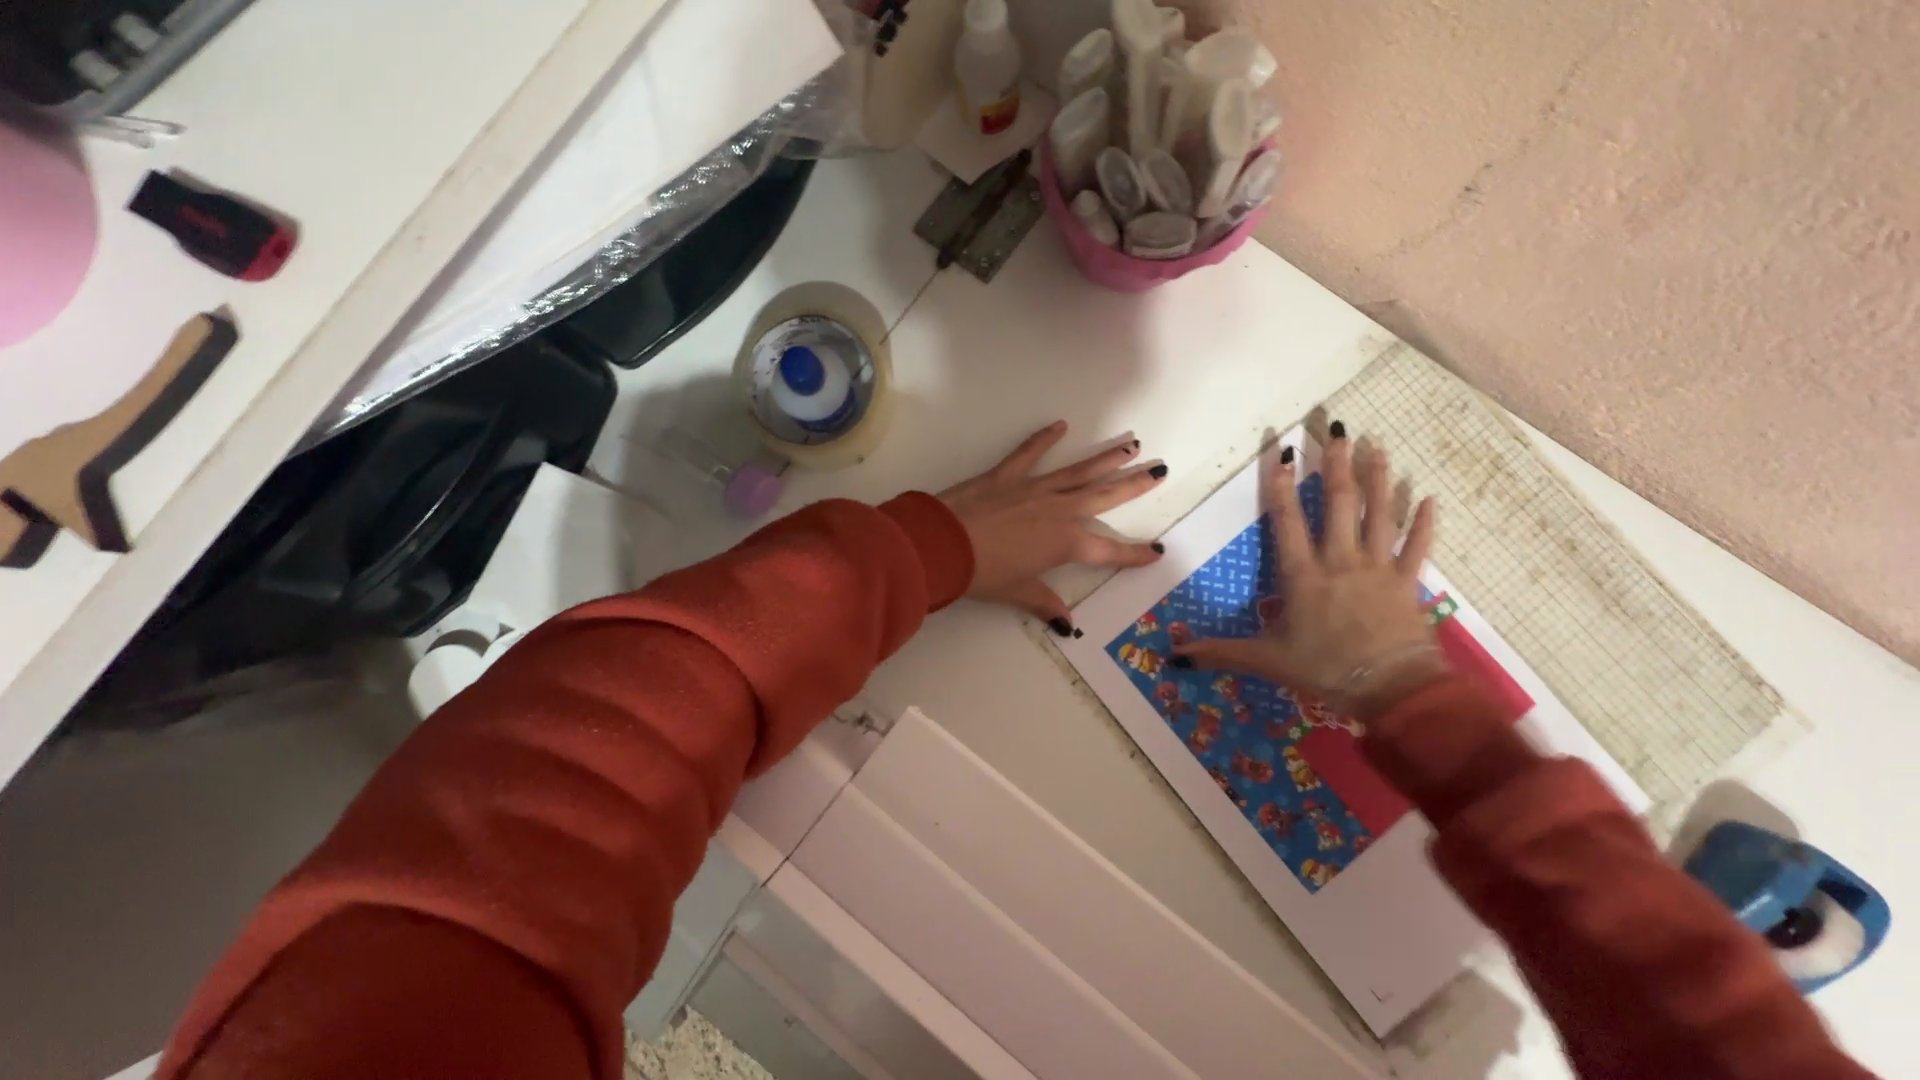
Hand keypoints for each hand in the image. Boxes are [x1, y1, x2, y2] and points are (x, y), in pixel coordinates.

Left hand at [941, 421, 1166, 629]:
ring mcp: (1034, 489)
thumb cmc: (982, 574)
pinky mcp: (1006, 475)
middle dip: (1133, 485)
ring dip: (1106, 458)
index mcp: (1064, 543)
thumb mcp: (1016, 593)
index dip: (1133, 554)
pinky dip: (1044, 439)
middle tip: (1159, 471)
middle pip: (1103, 497)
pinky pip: (1029, 453)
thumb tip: (1065, 624)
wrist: (942, 544)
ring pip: (1078, 472)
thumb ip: (1044, 603)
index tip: (1157, 551)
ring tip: (1131, 446)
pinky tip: (1061, 425)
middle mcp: (1058, 512)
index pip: (1107, 552)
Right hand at [1176, 428, 1446, 718]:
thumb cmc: (1324, 671)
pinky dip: (1424, 522)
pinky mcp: (1408, 582)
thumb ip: (1220, 652)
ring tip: (1376, 445)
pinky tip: (1430, 496)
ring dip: (1378, 478)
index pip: (1287, 521)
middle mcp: (1339, 560)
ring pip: (1378, 514)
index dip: (1283, 486)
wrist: (1391, 688)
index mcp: (1302, 575)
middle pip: (1338, 503)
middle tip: (1336, 429)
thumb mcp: (1266, 660)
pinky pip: (1417, 546)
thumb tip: (1174, 656)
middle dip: (1336, 464)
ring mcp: (1377, 568)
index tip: (1283, 451)